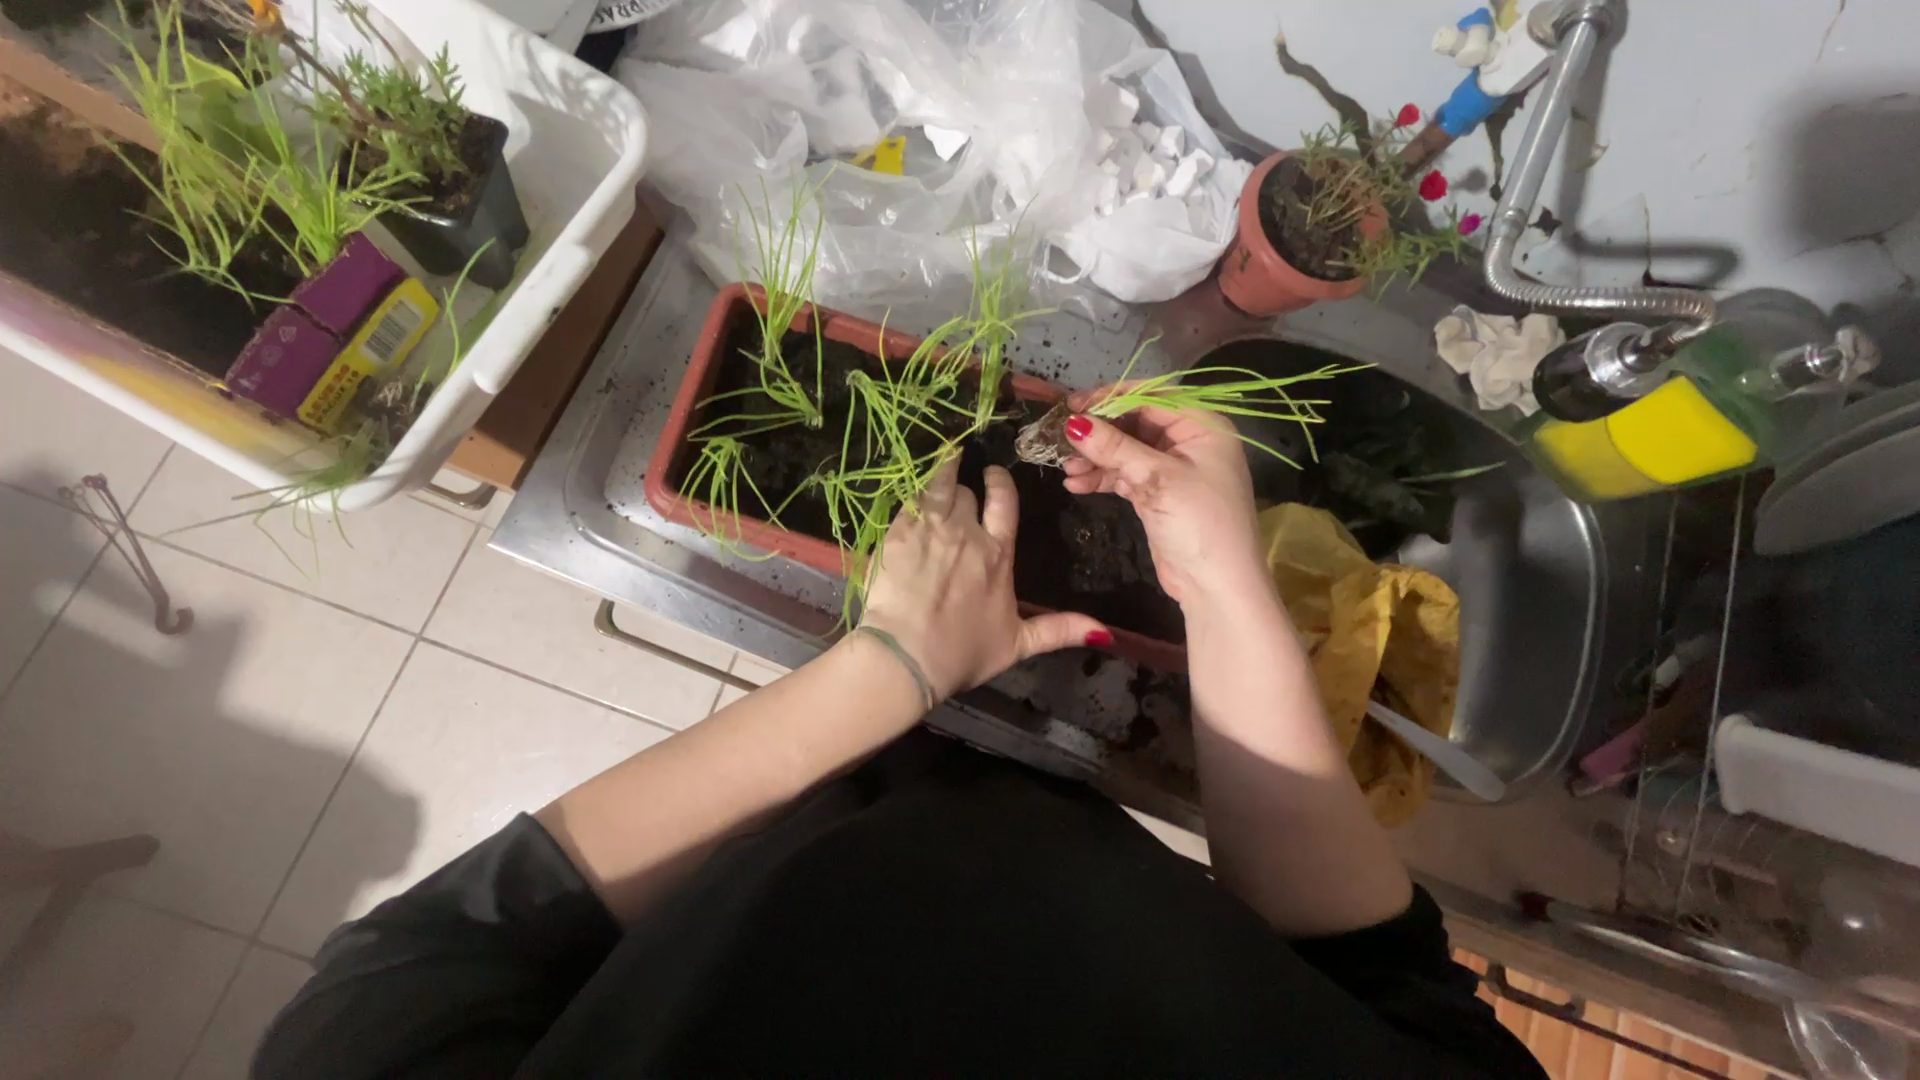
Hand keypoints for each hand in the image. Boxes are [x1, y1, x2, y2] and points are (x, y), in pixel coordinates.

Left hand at [859, 457, 1108, 700]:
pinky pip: (906, 499)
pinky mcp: (896, 533)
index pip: (1004, 499)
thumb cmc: (962, 652)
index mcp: (998, 553)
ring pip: (937, 485)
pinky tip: (909, 488)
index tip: (993, 473)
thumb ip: (1059, 630)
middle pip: (968, 493)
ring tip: (940, 468)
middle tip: (960, 493)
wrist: (906, 657)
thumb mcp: (1017, 645)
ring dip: (940, 475)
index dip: (999, 480)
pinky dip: (911, 492)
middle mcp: (966, 533)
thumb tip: (1105, 632)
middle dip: (966, 491)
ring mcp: (929, 529)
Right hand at [1060, 399, 1267, 609]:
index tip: (1072, 406)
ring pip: (1126, 450)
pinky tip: (1076, 484)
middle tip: (1062, 438)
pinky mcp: (1157, 494)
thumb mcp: (1156, 480)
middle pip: (1135, 423)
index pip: (1152, 398)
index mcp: (1203, 427)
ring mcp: (1172, 469)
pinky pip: (1124, 475)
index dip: (1111, 398)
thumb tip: (1072, 423)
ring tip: (1067, 468)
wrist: (1216, 586)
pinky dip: (1101, 478)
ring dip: (1096, 458)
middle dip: (1099, 432)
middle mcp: (1189, 442)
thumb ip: (1115, 448)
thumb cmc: (1198, 523)